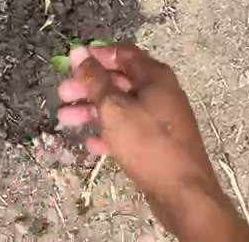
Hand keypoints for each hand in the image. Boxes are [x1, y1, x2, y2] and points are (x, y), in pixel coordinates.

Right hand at [56, 44, 248, 241]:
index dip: (96, 55)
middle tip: (64, 93)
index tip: (74, 63)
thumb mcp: (114, 107)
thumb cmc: (148, 143)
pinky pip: (129, 130)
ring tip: (66, 119)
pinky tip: (90, 143)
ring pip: (121, 107)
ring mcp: (160, 120)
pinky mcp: (158, 144)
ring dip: (93, 110)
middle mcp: (160, 93)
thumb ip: (94, 79)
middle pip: (118, 81)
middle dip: (89, 86)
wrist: (185, 195)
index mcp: (154, 76)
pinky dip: (109, 133)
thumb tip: (78, 52)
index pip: (122, 53)